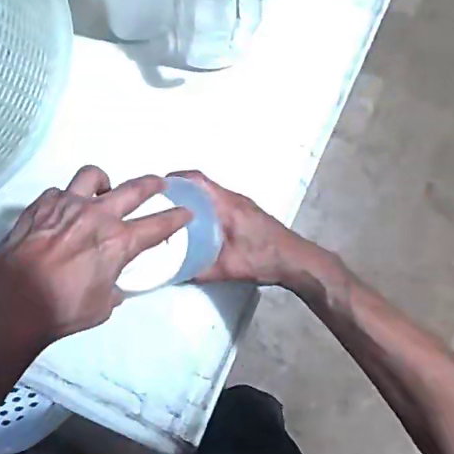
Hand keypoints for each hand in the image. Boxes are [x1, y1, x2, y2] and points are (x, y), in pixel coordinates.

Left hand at [0, 166, 190, 372]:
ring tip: (102, 190)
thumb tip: (113, 284)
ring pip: (92, 176)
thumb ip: (113, 288)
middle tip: (158, 183)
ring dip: (102, 182)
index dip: (175, 218)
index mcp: (118, 242)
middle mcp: (96, 216)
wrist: (12, 301)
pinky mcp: (40, 205)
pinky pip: (58, 192)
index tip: (185, 212)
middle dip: (151, 184)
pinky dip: (65, 199)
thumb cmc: (60, 310)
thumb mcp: (101, 306)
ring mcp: (66, 205)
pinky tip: (62, 211)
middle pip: (133, 189)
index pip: (157, 225)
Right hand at [167, 170, 327, 289]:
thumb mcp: (228, 269)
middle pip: (201, 184)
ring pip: (210, 193)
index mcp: (227, 205)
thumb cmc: (264, 260)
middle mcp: (234, 199)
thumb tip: (172, 276)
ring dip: (191, 197)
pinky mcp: (245, 212)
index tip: (156, 186)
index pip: (198, 180)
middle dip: (179, 188)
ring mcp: (242, 204)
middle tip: (158, 202)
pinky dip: (203, 206)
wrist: (297, 262)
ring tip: (171, 212)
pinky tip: (195, 223)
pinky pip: (218, 201)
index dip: (176, 178)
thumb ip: (199, 272)